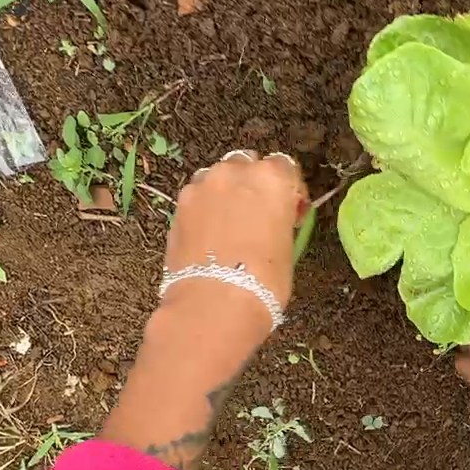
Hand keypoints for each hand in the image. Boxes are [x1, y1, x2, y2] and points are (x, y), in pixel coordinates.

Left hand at [159, 150, 307, 366]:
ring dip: (226, 194)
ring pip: (219, 178)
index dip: (289, 192)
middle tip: (257, 218)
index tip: (290, 213)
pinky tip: (209, 237)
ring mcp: (203, 185)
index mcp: (272, 179)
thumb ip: (279, 222)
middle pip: (248, 165)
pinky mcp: (180, 204)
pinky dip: (205, 209)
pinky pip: (198, 197)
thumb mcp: (286, 249)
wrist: (214, 304)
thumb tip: (271, 223)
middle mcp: (236, 171)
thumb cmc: (263, 283)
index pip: (286, 168)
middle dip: (254, 185)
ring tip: (229, 227)